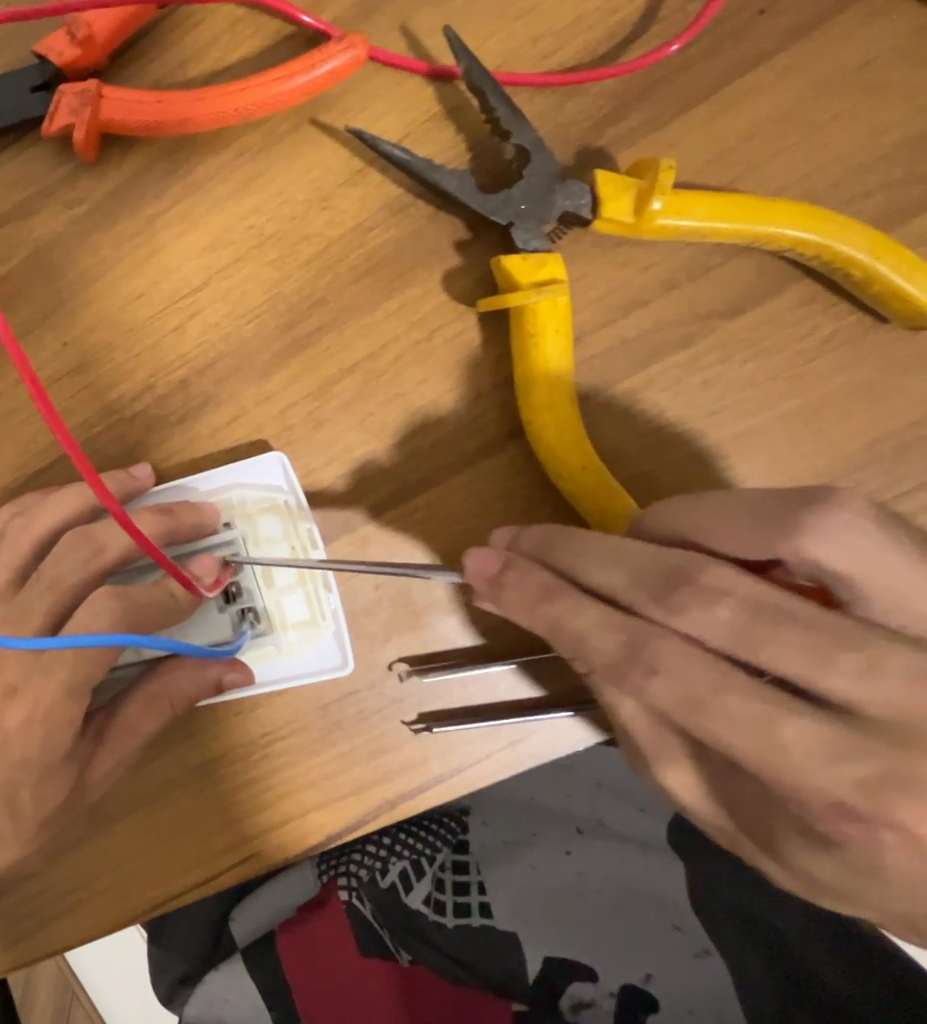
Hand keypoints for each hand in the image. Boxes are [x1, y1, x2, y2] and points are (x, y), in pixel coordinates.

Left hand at [0, 462, 254, 908]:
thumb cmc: (26, 815)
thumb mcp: (101, 771)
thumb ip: (160, 703)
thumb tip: (232, 665)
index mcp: (38, 691)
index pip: (110, 612)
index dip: (168, 585)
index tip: (215, 569)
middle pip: (72, 555)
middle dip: (142, 525)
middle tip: (196, 510)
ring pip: (23, 531)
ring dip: (82, 494)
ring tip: (135, 477)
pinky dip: (24, 510)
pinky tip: (63, 500)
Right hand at [461, 487, 926, 943]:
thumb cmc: (867, 857)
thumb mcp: (741, 823)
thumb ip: (650, 727)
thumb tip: (560, 625)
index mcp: (836, 789)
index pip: (655, 667)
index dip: (553, 606)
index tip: (485, 570)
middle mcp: (907, 706)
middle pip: (701, 595)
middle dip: (578, 557)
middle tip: (509, 540)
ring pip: (790, 533)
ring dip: (664, 528)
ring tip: (619, 544)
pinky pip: (848, 520)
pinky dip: (747, 513)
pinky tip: (703, 539)